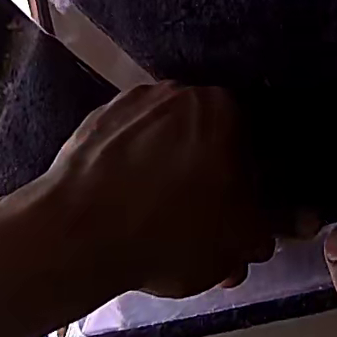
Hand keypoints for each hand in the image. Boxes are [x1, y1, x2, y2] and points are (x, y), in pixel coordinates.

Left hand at [23, 81, 274, 298]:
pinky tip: (123, 204)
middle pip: (205, 139)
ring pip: (164, 139)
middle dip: (205, 175)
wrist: (77, 233)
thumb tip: (256, 237)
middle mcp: (181, 91)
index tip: (233, 217)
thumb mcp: (235, 245)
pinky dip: (130, 167)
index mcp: (226, 109)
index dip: (246, 188)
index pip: (251, 148)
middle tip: (197, 221)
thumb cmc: (172, 231)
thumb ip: (259, 233)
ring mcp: (132, 103)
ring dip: (166, 168)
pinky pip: (126, 144)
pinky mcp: (93, 120)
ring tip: (153, 216)